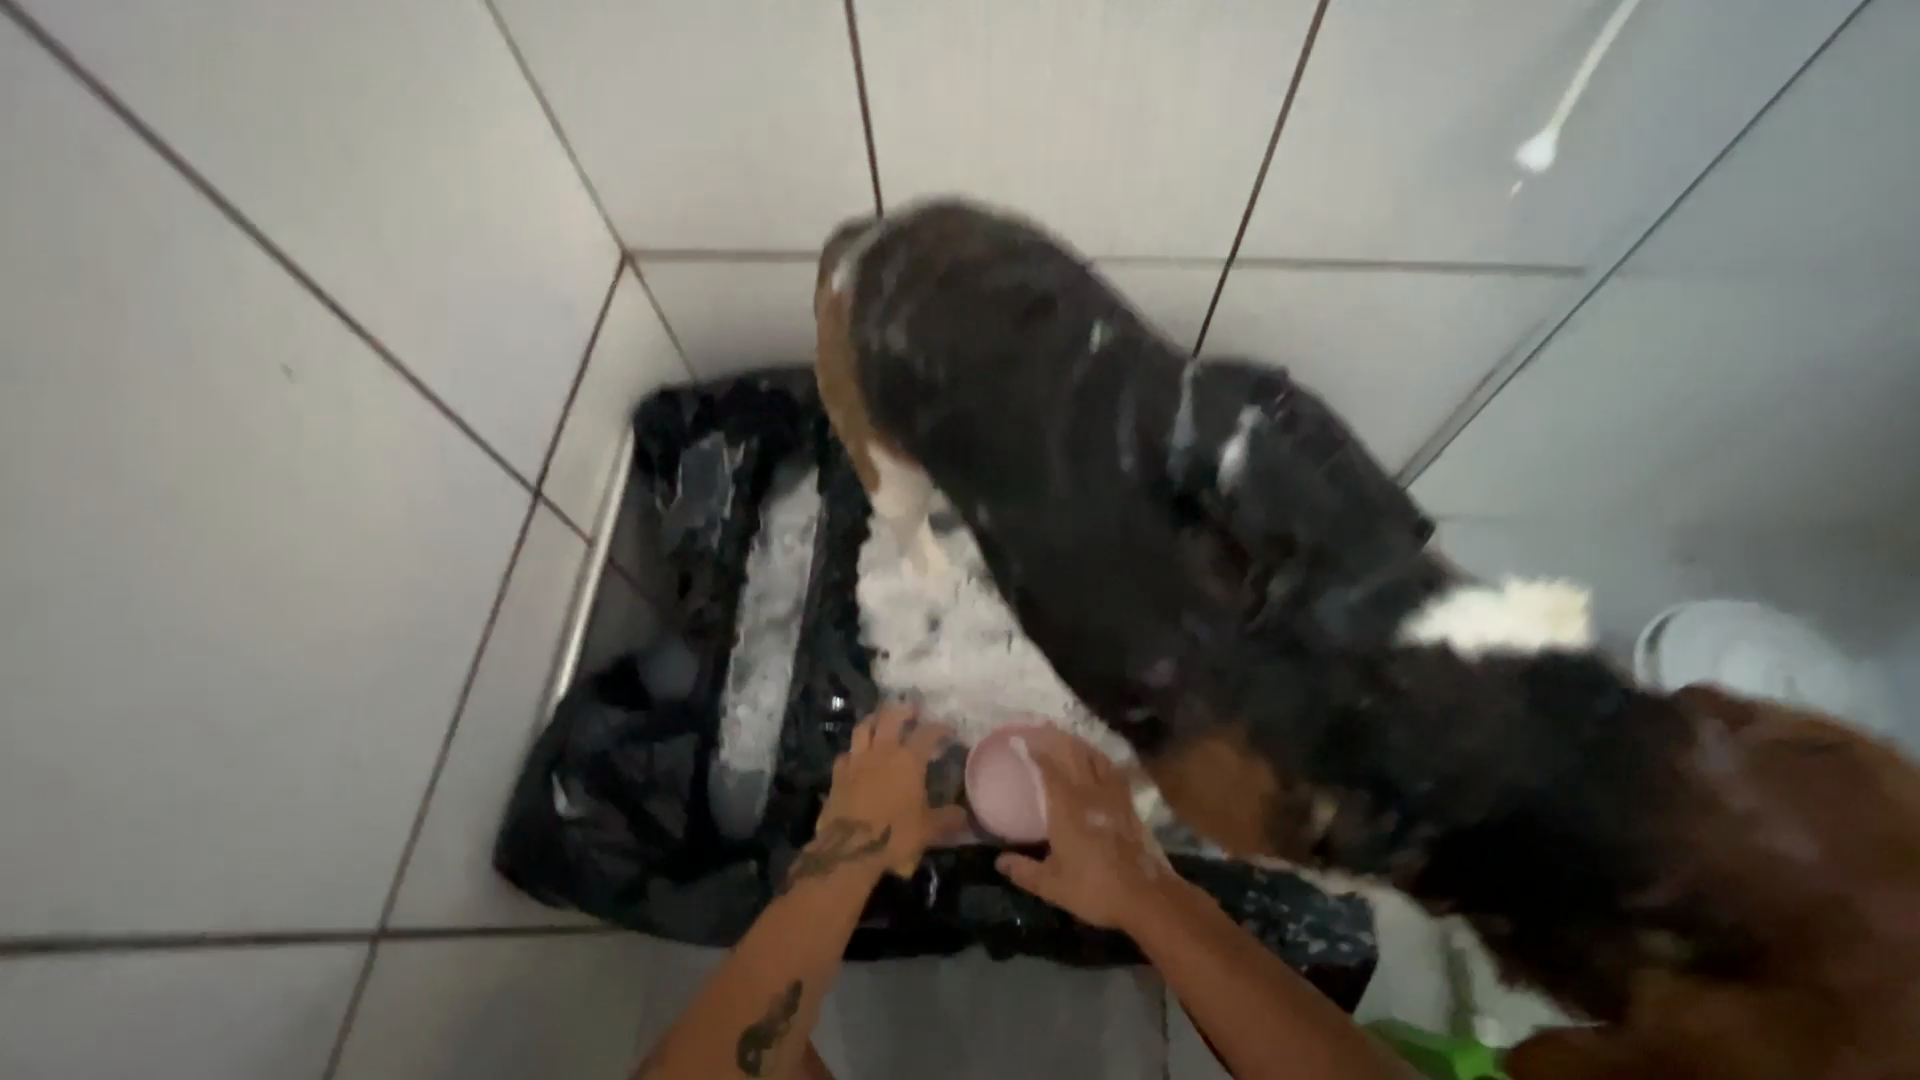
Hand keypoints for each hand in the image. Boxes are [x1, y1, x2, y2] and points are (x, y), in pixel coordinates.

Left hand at [787, 705, 968, 890]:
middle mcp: (882, 751)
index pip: (927, 733)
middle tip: (912, 711)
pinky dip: (854, 750)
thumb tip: (964, 814)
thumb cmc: (894, 835)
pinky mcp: (837, 774)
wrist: (848, 849)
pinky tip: (858, 756)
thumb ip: (948, 818)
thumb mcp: (928, 830)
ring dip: (875, 720)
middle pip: (891, 717)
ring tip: (882, 721)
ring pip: (863, 727)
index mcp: (909, 759)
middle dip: (904, 710)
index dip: (939, 728)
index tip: (948, 730)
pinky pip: (846, 753)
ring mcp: (856, 760)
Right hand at [994, 729, 1174, 929]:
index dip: (1033, 751)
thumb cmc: (1094, 888)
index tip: (1018, 739)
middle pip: (1073, 755)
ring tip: (1069, 738)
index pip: (1048, 768)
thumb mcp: (1051, 885)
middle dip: (1056, 739)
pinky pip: (1113, 772)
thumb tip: (999, 861)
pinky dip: (1101, 760)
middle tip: (1042, 729)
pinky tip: (1100, 762)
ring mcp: (1113, 797)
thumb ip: (1024, 871)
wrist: (1145, 896)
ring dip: (1080, 745)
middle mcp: (1090, 793)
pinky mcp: (1129, 806)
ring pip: (1096, 759)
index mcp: (1066, 807)